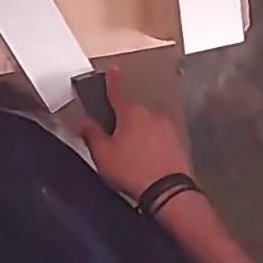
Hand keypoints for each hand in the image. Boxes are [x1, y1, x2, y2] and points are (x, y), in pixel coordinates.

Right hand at [74, 67, 193, 202]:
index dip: (112, 81)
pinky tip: (145, 159)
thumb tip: (85, 122)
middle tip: (113, 142)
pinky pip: (158, 135)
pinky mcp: (177, 140)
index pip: (117, 92)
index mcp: (131, 113)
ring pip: (146, 124)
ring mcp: (167, 126)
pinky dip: (151, 142)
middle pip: (131, 112)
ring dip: (137, 133)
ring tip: (131, 157)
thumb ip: (92, 134)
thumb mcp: (103, 154)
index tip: (112, 71)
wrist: (168, 192)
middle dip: (122, 122)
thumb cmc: (134, 172)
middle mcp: (151, 114)